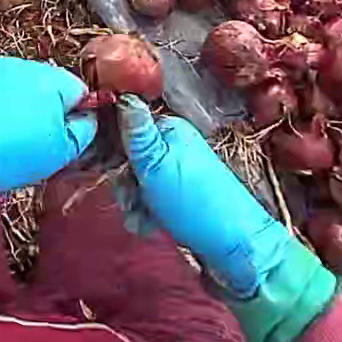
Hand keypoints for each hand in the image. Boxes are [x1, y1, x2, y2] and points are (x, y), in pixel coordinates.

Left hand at [0, 58, 97, 199]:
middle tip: (30, 135)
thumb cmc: (11, 155)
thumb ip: (83, 130)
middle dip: (43, 104)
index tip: (60, 132)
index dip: (73, 112)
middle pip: (47, 82)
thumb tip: (88, 117)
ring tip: (3, 129)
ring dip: (16, 98)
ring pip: (18, 80)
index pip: (78, 89)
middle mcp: (25, 65)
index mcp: (52, 81)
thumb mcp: (60, 153)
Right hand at [119, 95, 336, 341]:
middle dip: (122, 181)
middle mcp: (172, 145)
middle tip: (131, 198)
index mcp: (168, 128)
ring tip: (142, 217)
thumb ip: (135, 131)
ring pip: (135, 181)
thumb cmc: (194, 202)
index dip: (110, 145)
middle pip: (127, 156)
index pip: (125, 123)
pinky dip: (144, 214)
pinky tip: (150, 227)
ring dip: (132, 201)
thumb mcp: (156, 163)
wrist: (235, 248)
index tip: (107, 165)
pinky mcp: (178, 197)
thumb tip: (123, 94)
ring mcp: (176, 172)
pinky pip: (148, 200)